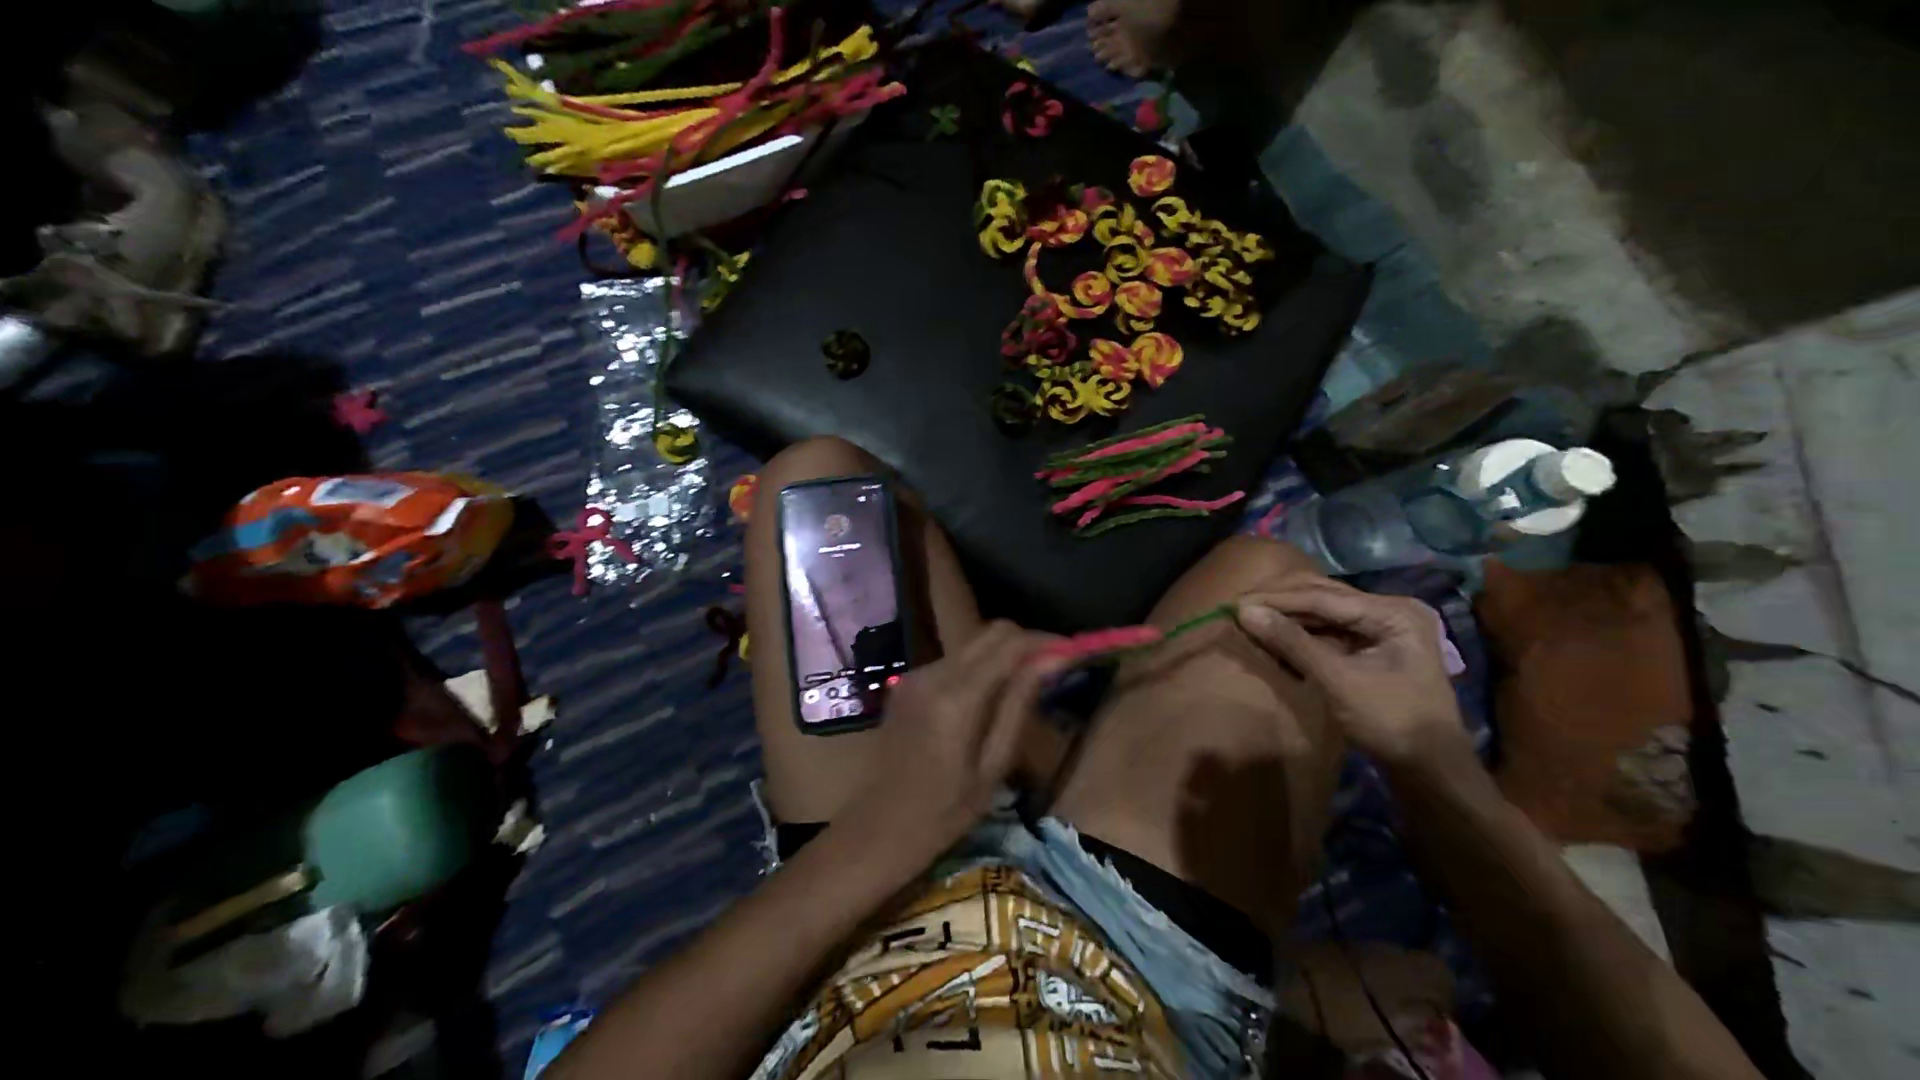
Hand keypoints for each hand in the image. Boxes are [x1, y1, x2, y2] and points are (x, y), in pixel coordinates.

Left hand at [843, 620, 1062, 859]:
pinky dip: (981, 668)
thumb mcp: (992, 765)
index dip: (1047, 641)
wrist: (877, 828)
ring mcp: (916, 675)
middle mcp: (933, 673)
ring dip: (1005, 655)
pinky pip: (954, 661)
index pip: (1011, 643)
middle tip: (1058, 668)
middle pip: (992, 633)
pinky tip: (993, 698)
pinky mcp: (907, 684)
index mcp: (956, 696)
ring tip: (1031, 685)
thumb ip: (1019, 705)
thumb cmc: (943, 813)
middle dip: (1029, 643)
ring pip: (973, 644)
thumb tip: (1055, 660)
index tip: (1075, 653)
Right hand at [1235, 577, 1473, 772]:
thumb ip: (1292, 642)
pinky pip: (1329, 629)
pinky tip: (1275, 635)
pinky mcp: (1373, 645)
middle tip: (1238, 606)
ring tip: (1250, 618)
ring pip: (1324, 610)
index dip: (1276, 599)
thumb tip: (1244, 612)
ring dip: (1288, 615)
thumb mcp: (1337, 681)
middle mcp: (1390, 609)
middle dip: (1280, 601)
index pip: (1323, 596)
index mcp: (1393, 612)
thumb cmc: (1390, 722)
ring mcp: (1383, 627)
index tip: (1235, 602)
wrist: (1430, 770)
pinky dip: (1301, 632)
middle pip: (1324, 595)